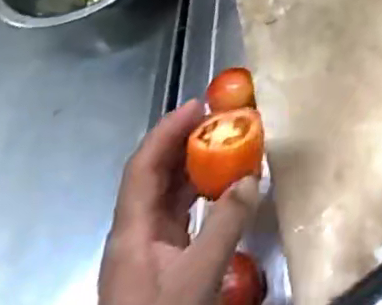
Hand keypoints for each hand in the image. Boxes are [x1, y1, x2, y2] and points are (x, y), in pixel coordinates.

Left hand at [100, 99, 262, 304]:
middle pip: (153, 176)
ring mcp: (145, 253)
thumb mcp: (198, 277)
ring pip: (166, 196)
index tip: (198, 105)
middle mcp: (133, 235)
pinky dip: (200, 196)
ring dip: (193, 168)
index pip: (143, 167)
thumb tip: (251, 176)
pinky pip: (179, 216)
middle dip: (183, 143)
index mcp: (130, 233)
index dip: (167, 131)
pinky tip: (223, 190)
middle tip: (218, 118)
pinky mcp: (160, 268)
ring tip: (225, 144)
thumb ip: (226, 224)